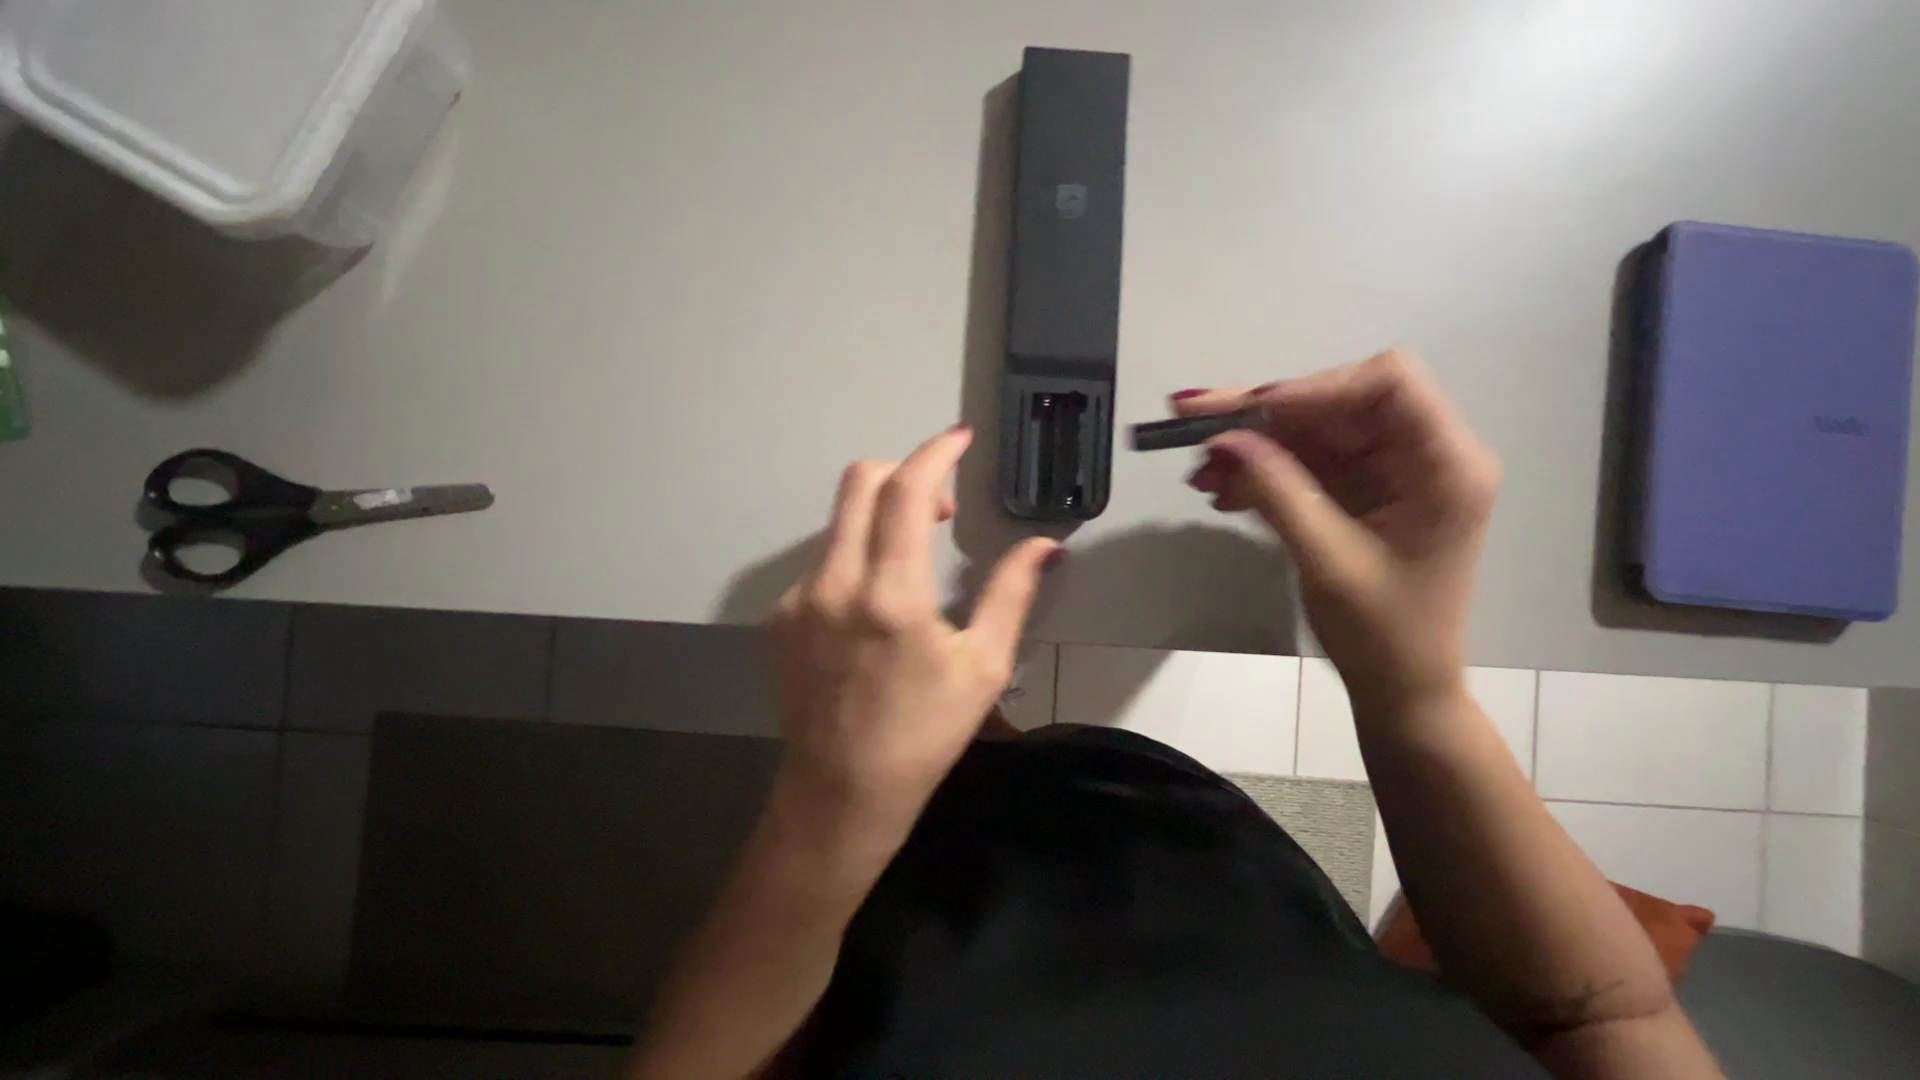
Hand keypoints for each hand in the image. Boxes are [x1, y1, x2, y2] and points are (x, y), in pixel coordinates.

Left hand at [765, 426, 1059, 852]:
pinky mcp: (779, 616)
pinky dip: (853, 559)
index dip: (935, 454)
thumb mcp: (982, 666)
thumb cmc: (924, 733)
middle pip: (860, 483)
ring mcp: (798, 598)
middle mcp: (835, 583)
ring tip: (910, 564)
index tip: (958, 440)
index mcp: (891, 595)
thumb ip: (1010, 593)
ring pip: (839, 522)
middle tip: (939, 508)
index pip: (906, 492)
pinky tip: (871, 609)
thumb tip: (1043, 546)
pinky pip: (821, 562)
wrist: (842, 790)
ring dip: (879, 519)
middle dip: (904, 472)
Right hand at [1177, 349, 1498, 710]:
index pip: (1386, 385)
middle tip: (1190, 418)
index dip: (1313, 387)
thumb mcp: (1328, 561)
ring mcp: (1387, 472)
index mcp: (1444, 464)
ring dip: (1253, 445)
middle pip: (1338, 403)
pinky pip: (1305, 462)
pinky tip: (1221, 490)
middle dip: (1263, 414)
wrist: (1400, 687)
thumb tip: (1221, 441)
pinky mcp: (1360, 491)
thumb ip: (1277, 492)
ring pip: (1312, 430)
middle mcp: (1421, 454)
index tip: (1249, 412)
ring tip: (1199, 471)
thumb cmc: (1384, 633)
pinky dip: (1261, 471)